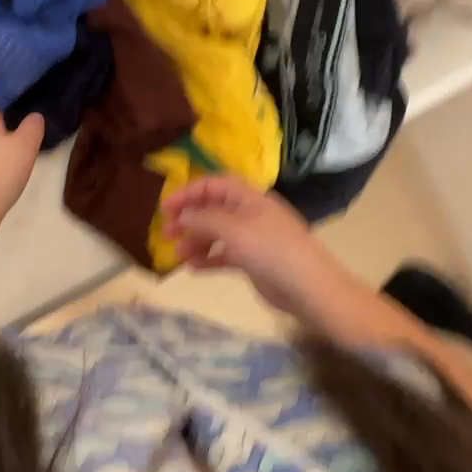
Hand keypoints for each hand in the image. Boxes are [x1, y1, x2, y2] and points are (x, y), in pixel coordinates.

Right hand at [161, 176, 358, 320]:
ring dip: (196, 241)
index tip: (165, 209)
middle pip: (212, 209)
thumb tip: (183, 214)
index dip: (188, 193)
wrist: (307, 287)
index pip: (213, 185)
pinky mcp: (253, 261)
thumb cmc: (271, 251)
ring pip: (216, 233)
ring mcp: (252, 238)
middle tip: (166, 233)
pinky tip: (193, 268)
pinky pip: (224, 255)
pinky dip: (208, 258)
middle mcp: (250, 214)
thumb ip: (205, 219)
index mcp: (249, 198)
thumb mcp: (235, 230)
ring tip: (179, 256)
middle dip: (188, 219)